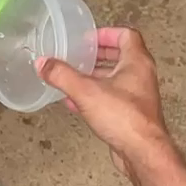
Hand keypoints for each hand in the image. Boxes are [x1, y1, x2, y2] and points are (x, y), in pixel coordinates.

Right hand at [38, 27, 173, 176]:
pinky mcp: (131, 114)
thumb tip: (43, 63)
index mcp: (136, 63)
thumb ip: (62, 75)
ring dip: (95, 76)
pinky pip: (111, 97)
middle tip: (80, 55)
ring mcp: (137, 96)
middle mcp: (140, 77)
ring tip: (74, 77)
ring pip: (115, 78)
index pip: (126, 35)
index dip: (106, 33)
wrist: (142, 152)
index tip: (88, 38)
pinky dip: (95, 95)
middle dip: (98, 54)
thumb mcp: (86, 91)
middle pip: (121, 56)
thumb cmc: (125, 118)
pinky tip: (76, 102)